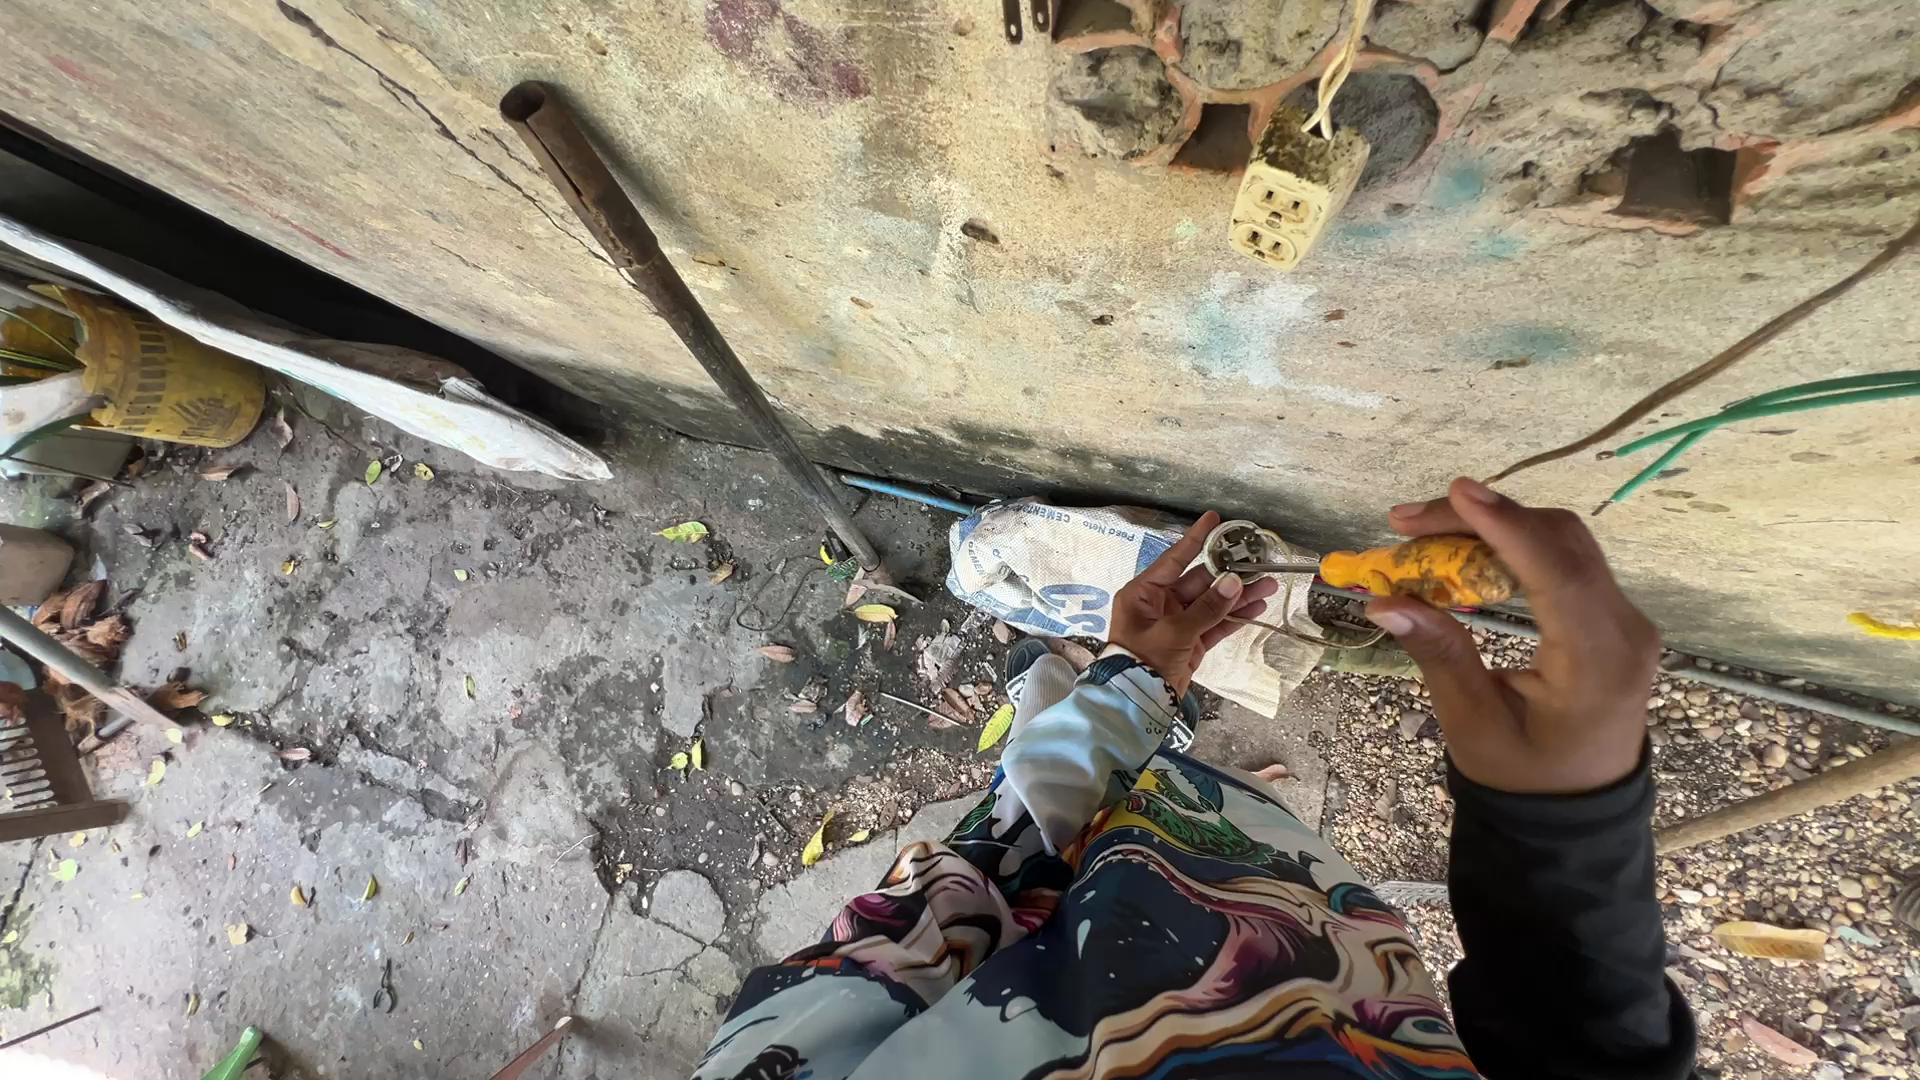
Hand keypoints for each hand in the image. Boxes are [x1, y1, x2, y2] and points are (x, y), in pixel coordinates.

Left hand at [1109, 511, 1280, 694]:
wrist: (1138, 701)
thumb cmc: (1145, 660)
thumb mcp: (1174, 632)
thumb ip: (1207, 608)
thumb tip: (1233, 582)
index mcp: (1143, 593)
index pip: (1173, 560)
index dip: (1195, 540)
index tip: (1214, 519)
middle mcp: (1158, 603)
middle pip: (1198, 582)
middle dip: (1229, 574)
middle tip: (1259, 562)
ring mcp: (1175, 623)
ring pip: (1210, 603)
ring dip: (1238, 595)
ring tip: (1269, 584)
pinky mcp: (1189, 642)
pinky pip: (1214, 624)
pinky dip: (1234, 617)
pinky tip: (1257, 606)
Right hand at [1367, 478, 1660, 794]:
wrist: (1575, 801)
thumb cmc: (1521, 769)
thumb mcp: (1472, 720)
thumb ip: (1438, 653)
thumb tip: (1383, 601)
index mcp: (1598, 661)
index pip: (1559, 575)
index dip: (1507, 528)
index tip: (1458, 491)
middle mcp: (1623, 628)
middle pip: (1558, 541)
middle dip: (1479, 519)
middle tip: (1402, 521)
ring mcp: (1620, 617)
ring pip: (1558, 541)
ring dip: (1489, 525)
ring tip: (1417, 529)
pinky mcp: (1604, 613)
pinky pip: (1557, 558)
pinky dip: (1504, 542)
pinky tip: (1456, 548)